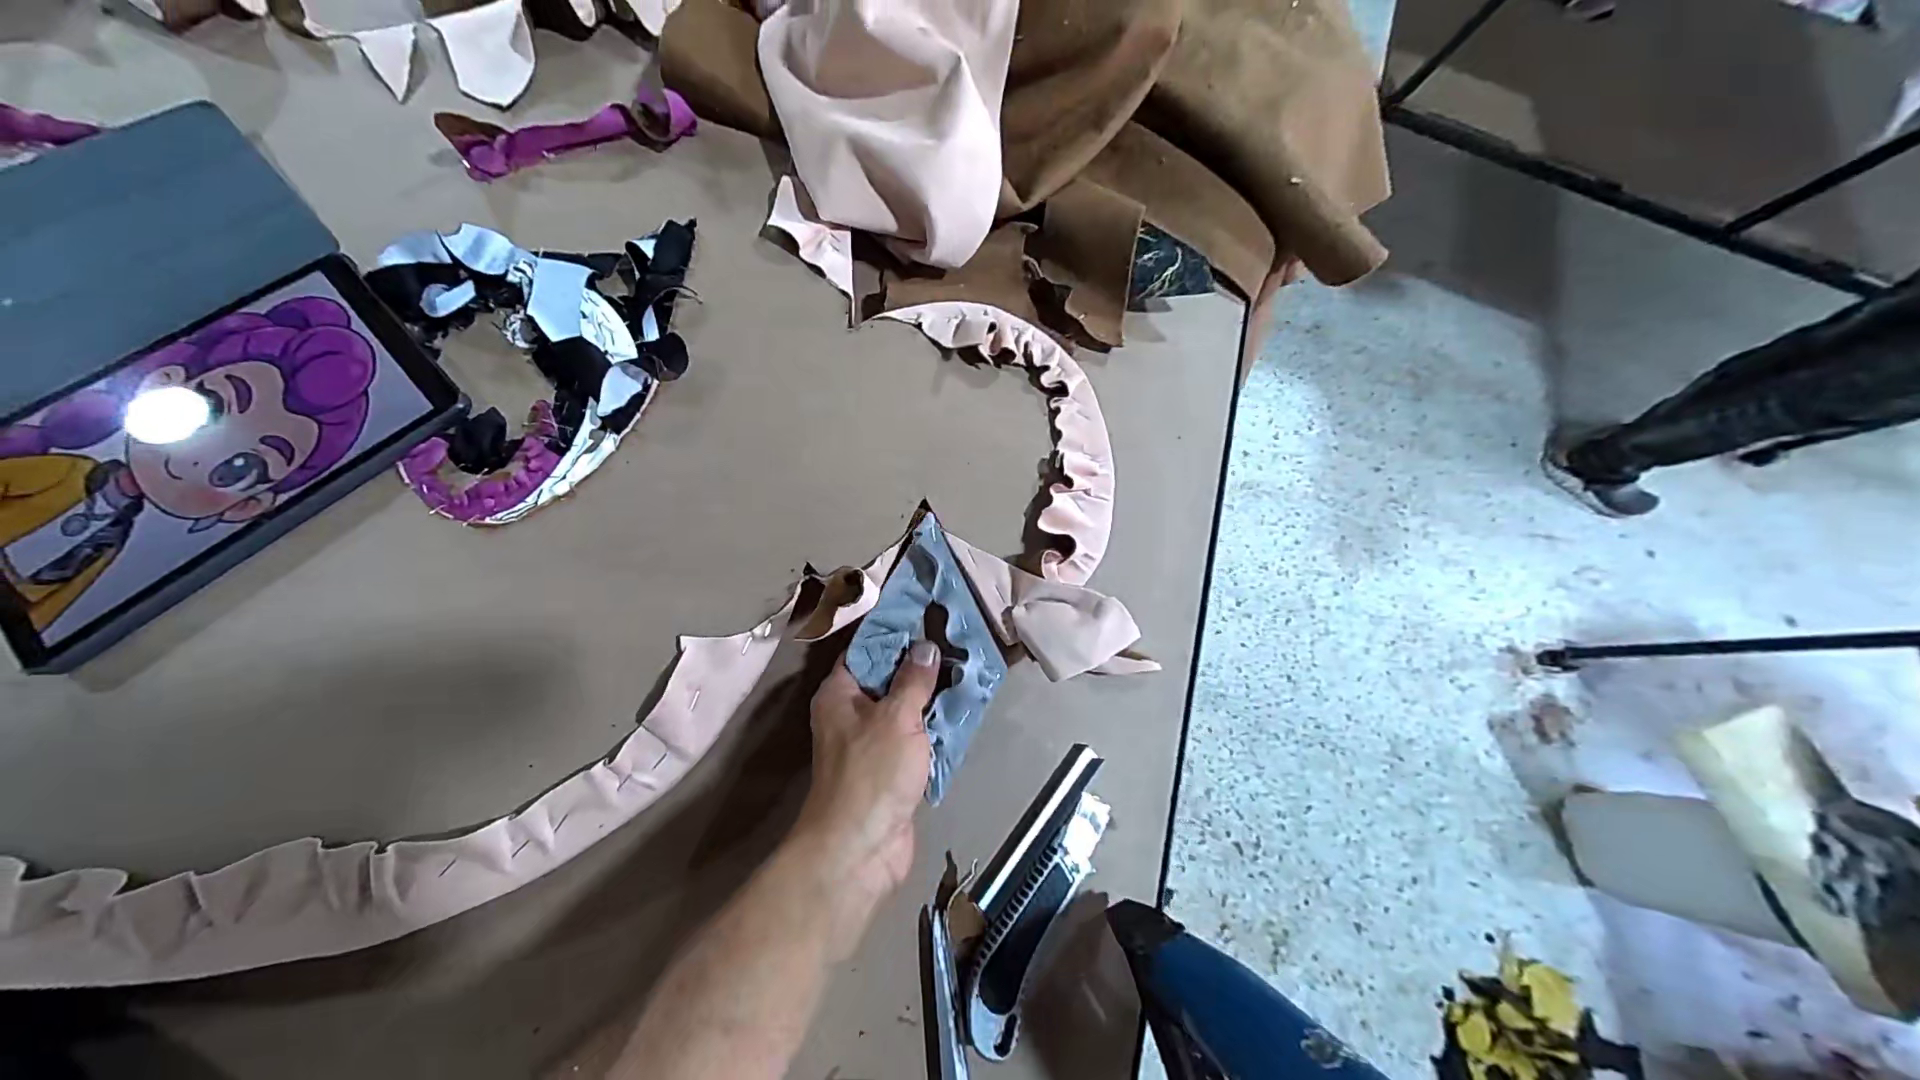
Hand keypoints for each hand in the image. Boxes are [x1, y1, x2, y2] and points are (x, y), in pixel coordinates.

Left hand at [786, 640, 937, 958]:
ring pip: (904, 707)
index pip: (865, 649)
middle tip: (955, 637)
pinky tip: (963, 707)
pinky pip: (915, 735)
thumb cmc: (871, 774)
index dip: (893, 631)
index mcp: (839, 694)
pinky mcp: (891, 767)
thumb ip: (913, 680)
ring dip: (931, 695)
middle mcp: (851, 713)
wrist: (861, 850)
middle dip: (920, 662)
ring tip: (966, 666)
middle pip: (887, 677)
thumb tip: (925, 646)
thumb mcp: (896, 718)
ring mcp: (872, 742)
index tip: (925, 613)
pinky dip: (935, 724)